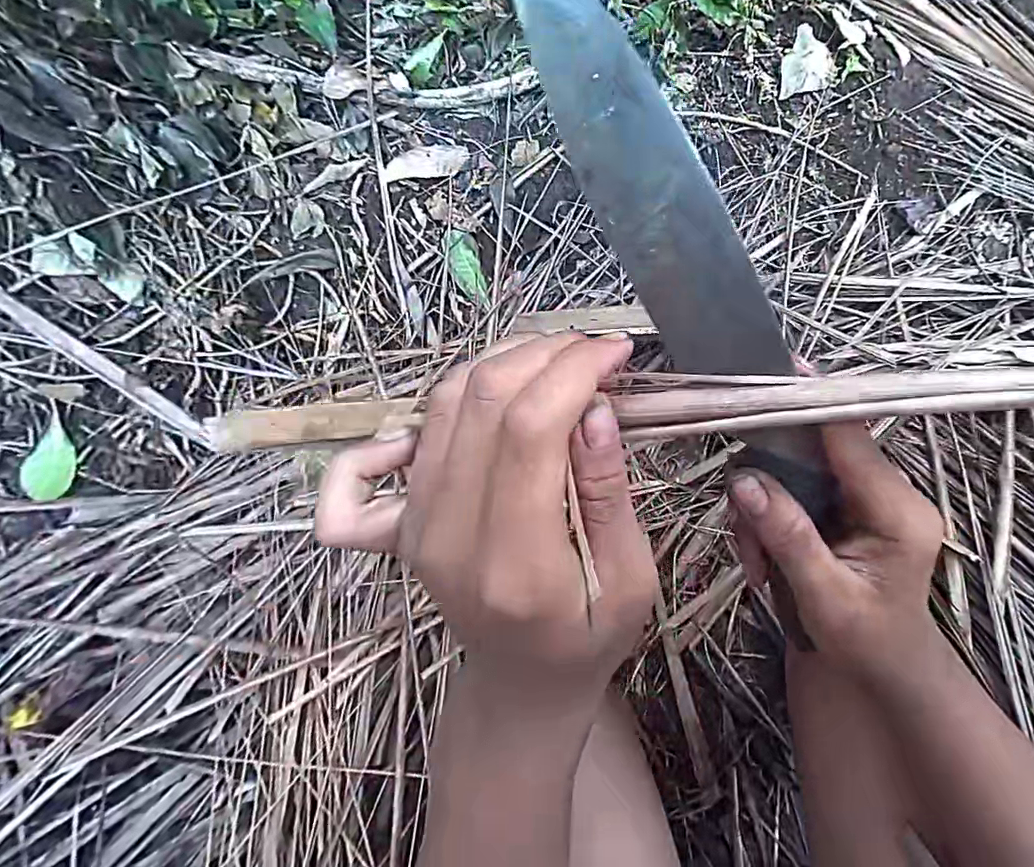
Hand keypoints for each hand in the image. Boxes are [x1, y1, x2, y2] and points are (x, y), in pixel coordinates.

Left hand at [316, 334, 656, 709]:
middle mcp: (448, 536)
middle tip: (597, 351)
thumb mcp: (630, 578)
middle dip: (548, 353)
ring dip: (508, 358)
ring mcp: (415, 523)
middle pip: (484, 401)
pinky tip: (489, 388)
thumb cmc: (588, 637)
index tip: (619, 352)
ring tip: (560, 358)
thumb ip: (609, 492)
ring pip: (447, 400)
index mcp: (515, 564)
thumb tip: (596, 408)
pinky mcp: (403, 515)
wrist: (520, 682)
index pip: (531, 430)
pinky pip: (408, 431)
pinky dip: (445, 393)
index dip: (576, 371)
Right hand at [729, 423, 944, 679]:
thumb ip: (788, 536)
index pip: (852, 438)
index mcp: (900, 511)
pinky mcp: (844, 502)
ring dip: (764, 508)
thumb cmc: (866, 645)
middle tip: (744, 530)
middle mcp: (889, 492)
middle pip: (816, 450)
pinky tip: (764, 556)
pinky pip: (795, 486)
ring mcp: (865, 494)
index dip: (809, 407)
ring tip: (756, 558)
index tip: (766, 387)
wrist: (884, 673)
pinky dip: (770, 516)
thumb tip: (744, 480)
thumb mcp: (825, 598)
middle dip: (769, 483)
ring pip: (797, 468)